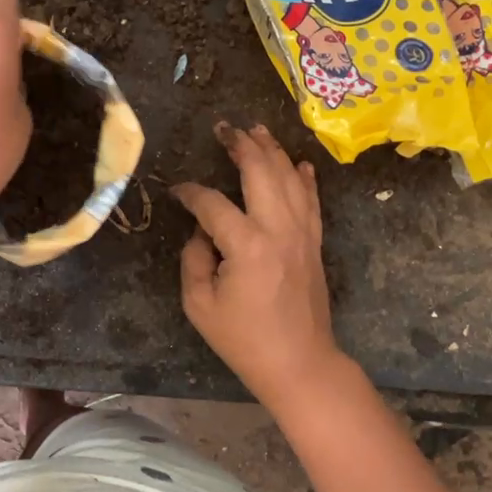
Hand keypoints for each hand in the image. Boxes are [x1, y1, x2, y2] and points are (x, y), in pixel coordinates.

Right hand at [173, 124, 346, 407]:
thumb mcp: (200, 303)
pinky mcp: (314, 243)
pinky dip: (304, 178)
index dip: (190, 193)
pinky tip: (298, 161)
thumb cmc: (244, 339)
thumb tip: (203, 230)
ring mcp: (303, 234)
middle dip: (240, 146)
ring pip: (290, 179)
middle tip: (224, 128)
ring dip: (272, 151)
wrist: (299, 364)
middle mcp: (278, 230)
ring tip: (255, 130)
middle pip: (261, 172)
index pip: (212, 203)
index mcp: (246, 245)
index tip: (176, 190)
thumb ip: (194, 258)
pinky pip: (312, 201)